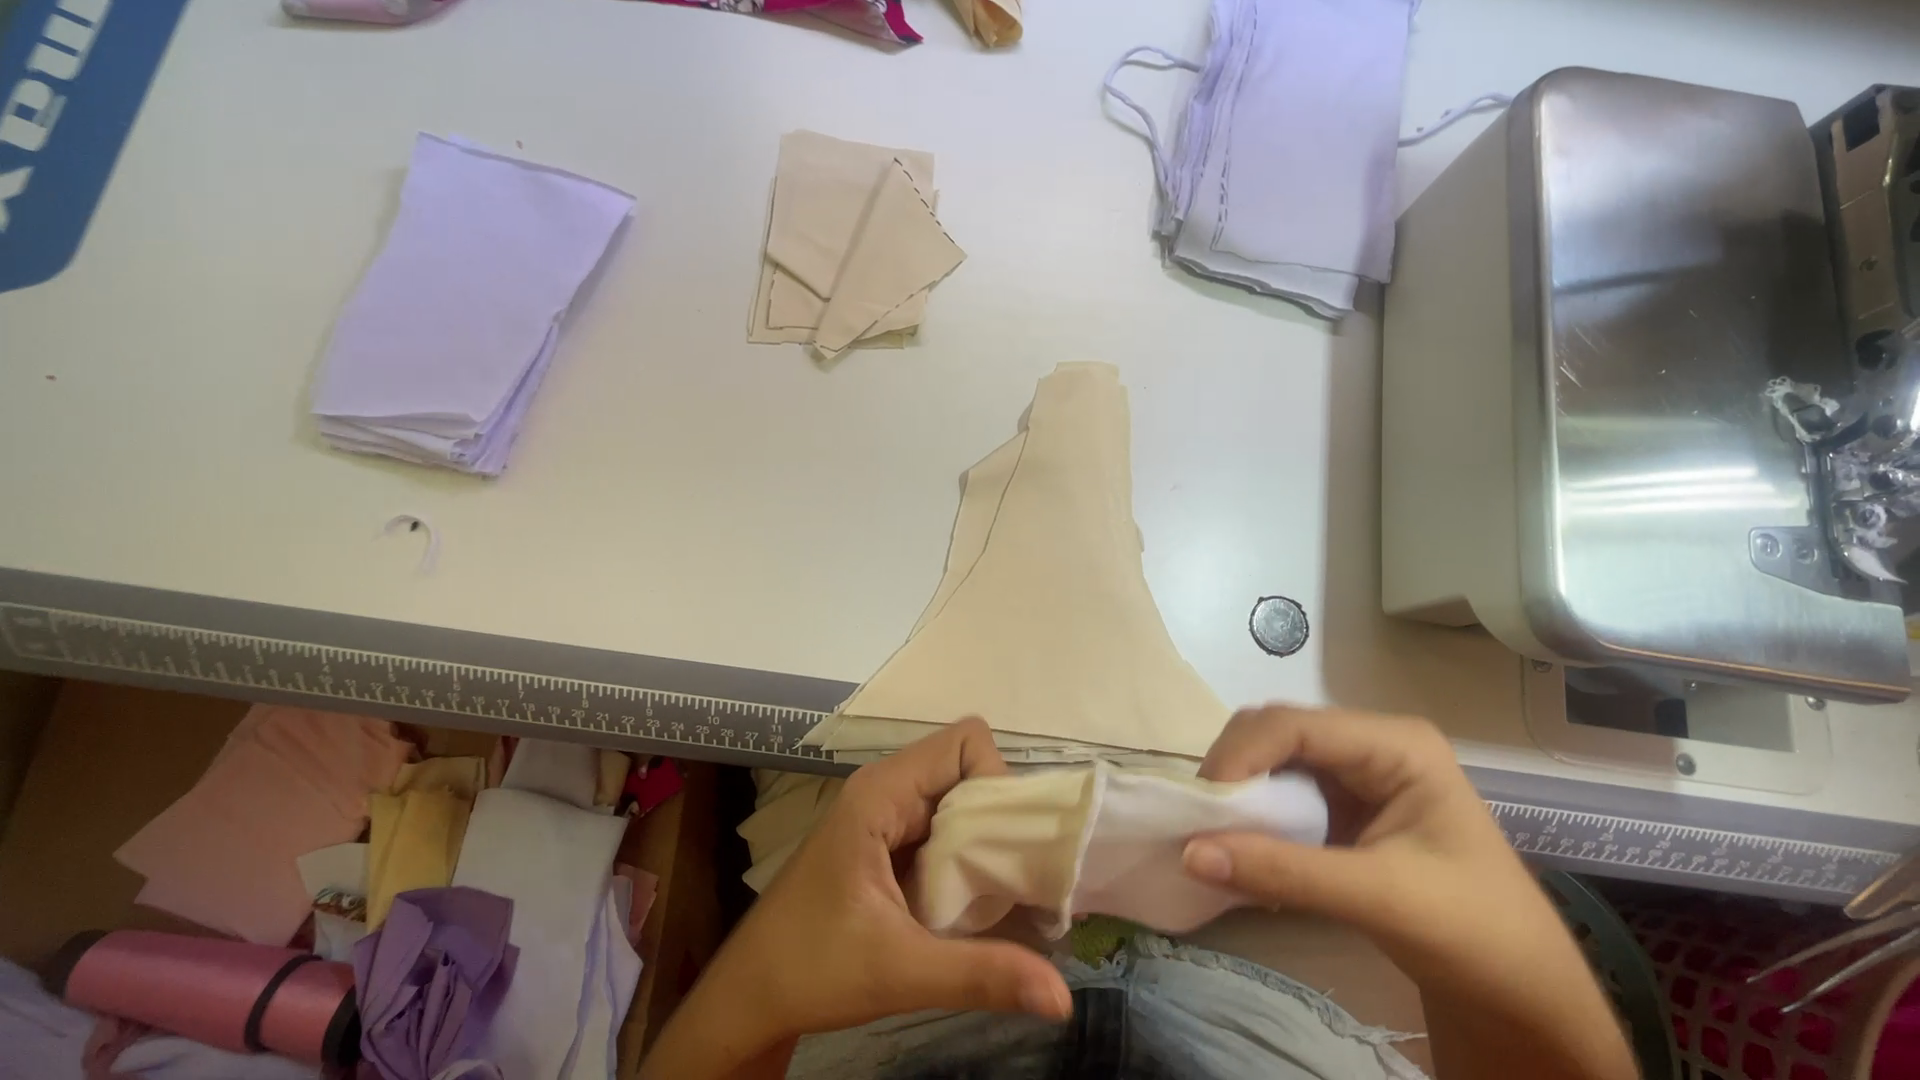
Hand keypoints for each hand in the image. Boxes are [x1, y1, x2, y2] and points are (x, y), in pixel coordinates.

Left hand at [640, 719, 1070, 1079]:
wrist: (751, 995)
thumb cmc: (812, 968)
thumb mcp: (900, 971)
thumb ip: (981, 974)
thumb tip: (1065, 998)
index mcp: (882, 793)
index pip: (964, 742)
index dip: (997, 779)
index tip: (1010, 842)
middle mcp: (887, 791)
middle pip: (967, 771)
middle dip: (1002, 817)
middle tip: (1027, 875)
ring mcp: (886, 818)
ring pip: (958, 803)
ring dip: (989, 842)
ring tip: (1013, 892)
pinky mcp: (888, 846)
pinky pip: (944, 831)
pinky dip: (970, 860)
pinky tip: (982, 905)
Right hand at [1179, 705, 1542, 979]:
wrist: (1520, 991)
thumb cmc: (1473, 932)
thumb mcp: (1379, 898)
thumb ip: (1283, 871)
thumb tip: (1189, 853)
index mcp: (1396, 744)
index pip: (1294, 725)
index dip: (1240, 756)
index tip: (1202, 808)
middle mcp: (1371, 744)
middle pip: (1276, 732)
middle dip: (1234, 770)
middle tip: (1202, 821)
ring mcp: (1357, 774)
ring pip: (1273, 759)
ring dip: (1240, 792)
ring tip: (1215, 834)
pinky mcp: (1344, 806)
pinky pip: (1282, 792)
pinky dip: (1255, 815)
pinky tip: (1243, 845)